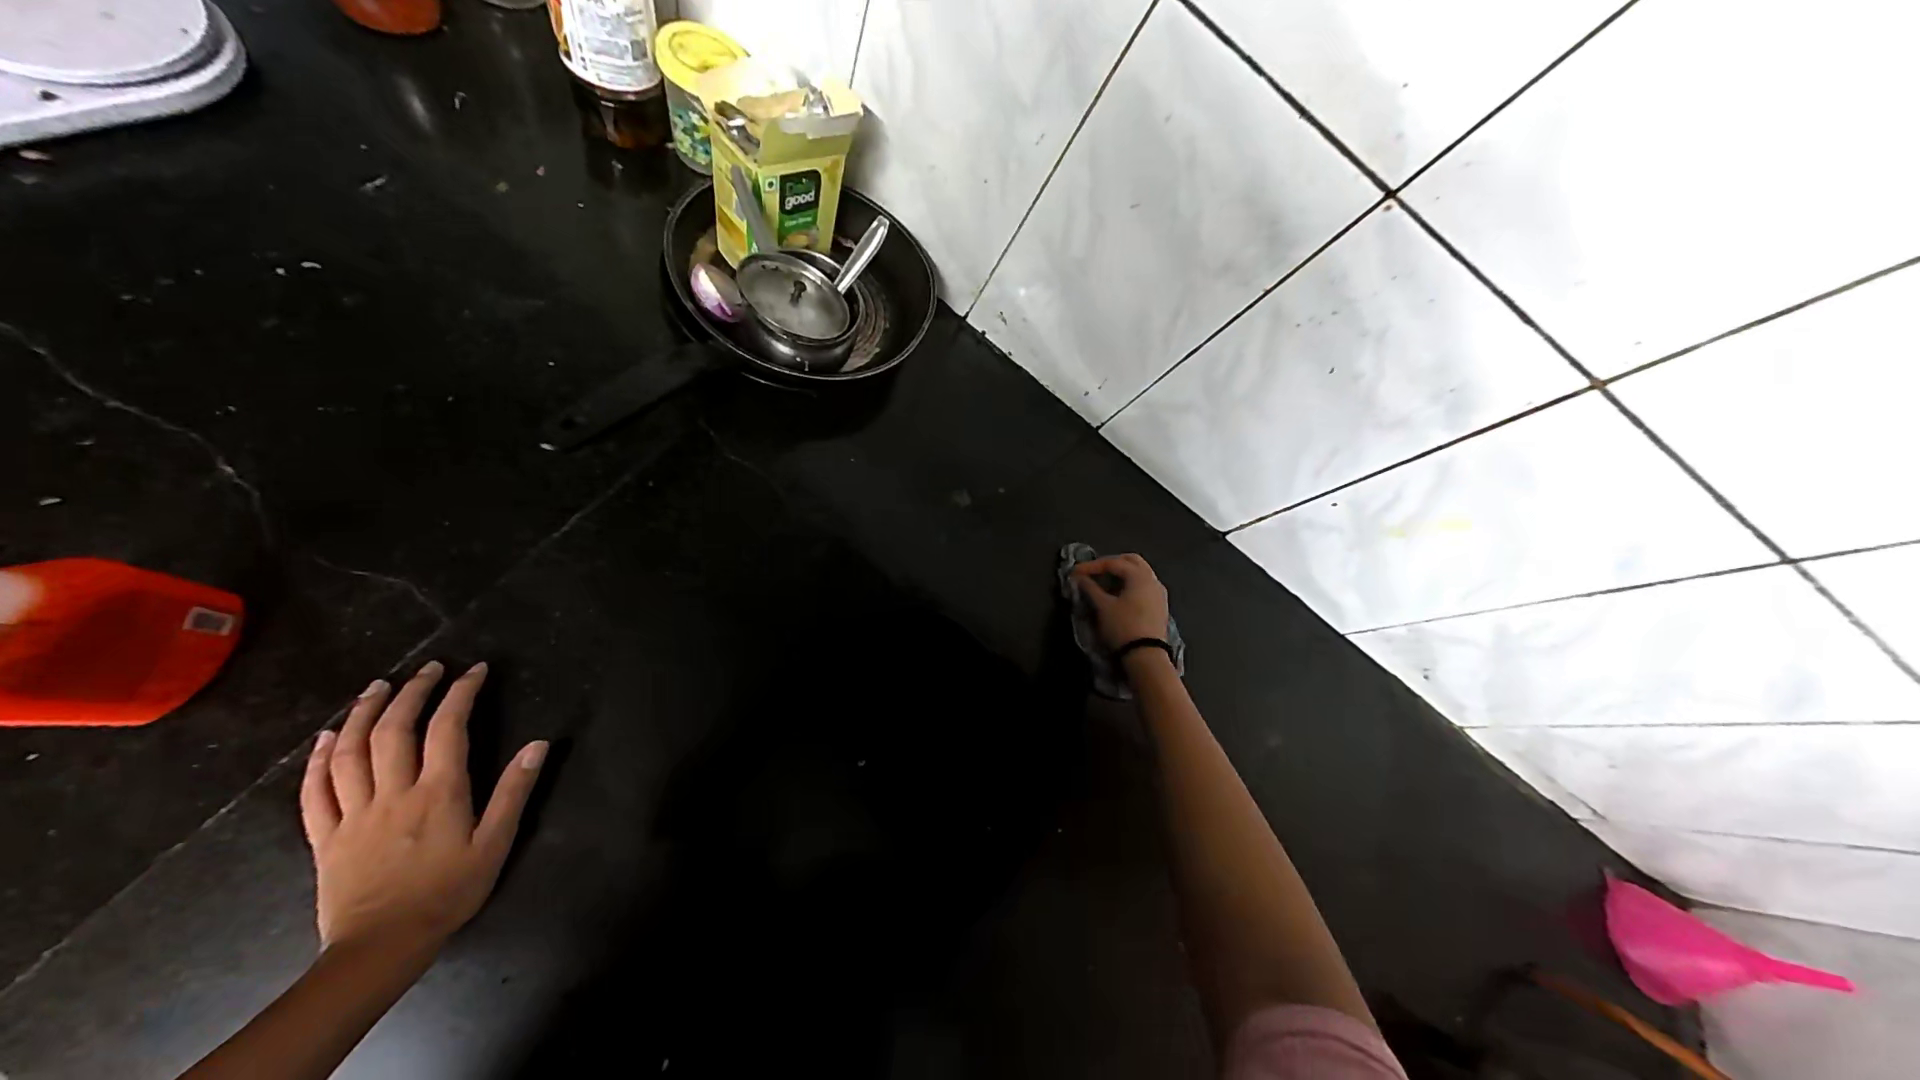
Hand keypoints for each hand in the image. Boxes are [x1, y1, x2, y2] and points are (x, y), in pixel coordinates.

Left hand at [301, 661, 546, 957]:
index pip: (448, 728)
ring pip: (348, 752)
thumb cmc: (448, 893)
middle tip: (427, 669)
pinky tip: (325, 738)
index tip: (474, 671)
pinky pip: (314, 791)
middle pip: (394, 730)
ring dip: (362, 714)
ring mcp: (353, 813)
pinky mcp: (325, 836)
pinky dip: (316, 759)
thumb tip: (538, 744)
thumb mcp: (496, 844)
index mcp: (438, 793)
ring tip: (376, 688)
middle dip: (411, 693)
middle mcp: (393, 793)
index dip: (461, 694)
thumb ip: (514, 791)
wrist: (381, 947)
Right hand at [1071, 553, 1170, 649]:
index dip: (1091, 566)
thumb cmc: (1123, 627)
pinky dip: (1129, 584)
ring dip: (1120, 574)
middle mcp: (1152, 580)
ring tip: (1103, 583)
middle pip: (1130, 561)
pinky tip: (1117, 594)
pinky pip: (1143, 586)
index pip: (1113, 563)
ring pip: (1139, 573)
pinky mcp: (1160, 606)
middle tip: (1093, 572)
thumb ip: (1090, 588)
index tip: (1075, 572)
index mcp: (1140, 576)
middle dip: (1110, 564)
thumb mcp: (1103, 607)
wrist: (1146, 656)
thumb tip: (1079, 578)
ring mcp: (1159, 593)